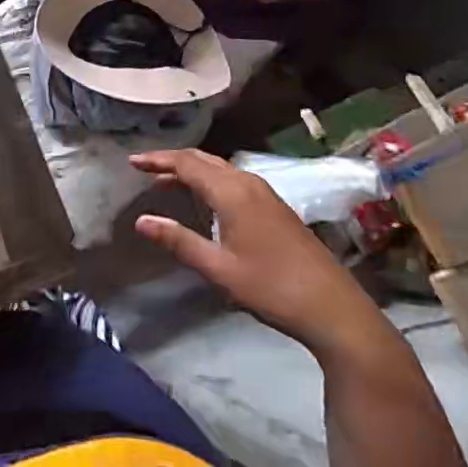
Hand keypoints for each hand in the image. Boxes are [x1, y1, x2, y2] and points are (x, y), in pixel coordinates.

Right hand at [130, 150, 381, 353]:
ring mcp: (265, 194)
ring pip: (220, 168)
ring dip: (191, 170)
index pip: (186, 163)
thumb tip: (141, 221)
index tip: (132, 161)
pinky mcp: (276, 207)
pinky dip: (209, 180)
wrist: (334, 309)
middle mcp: (248, 183)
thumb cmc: (272, 287)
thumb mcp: (219, 269)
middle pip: (203, 159)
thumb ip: (179, 242)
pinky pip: (233, 179)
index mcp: (232, 192)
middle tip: (145, 167)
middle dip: (172, 160)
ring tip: (167, 182)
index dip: (158, 160)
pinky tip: (204, 199)